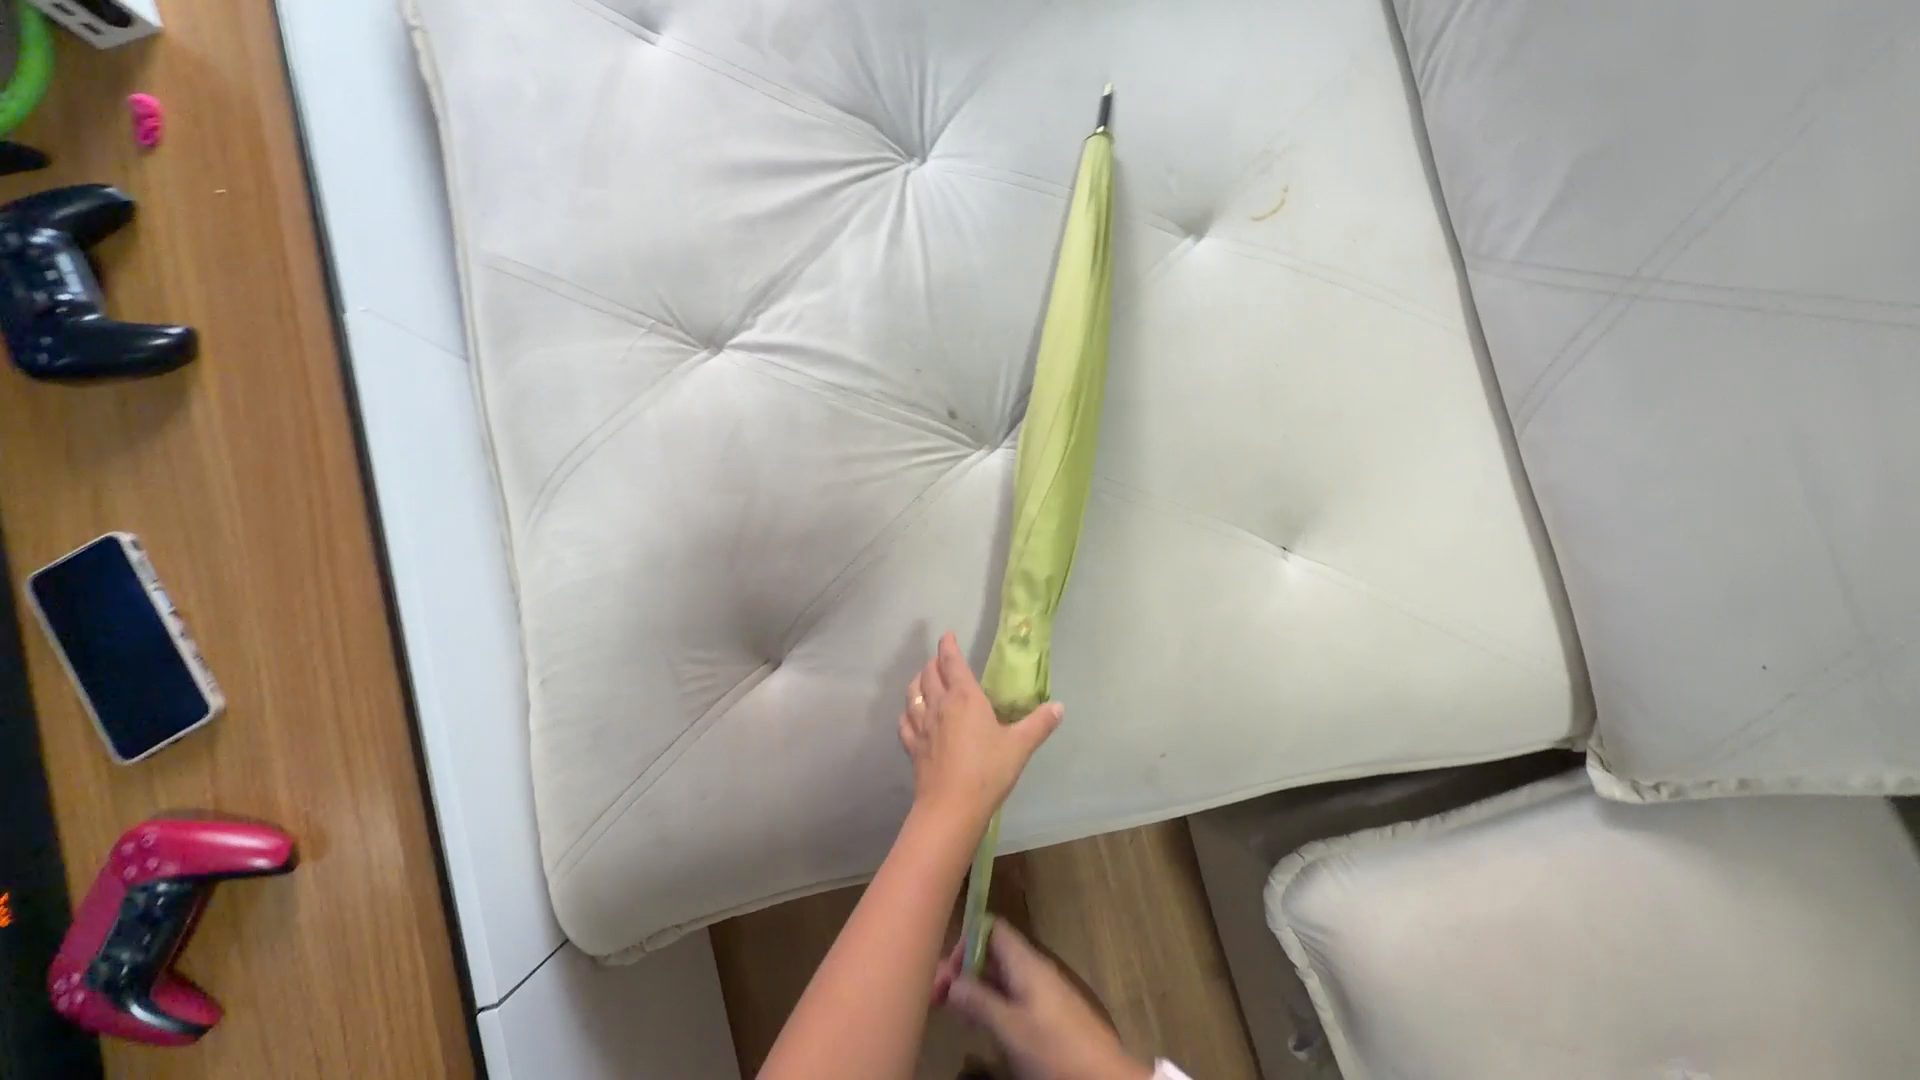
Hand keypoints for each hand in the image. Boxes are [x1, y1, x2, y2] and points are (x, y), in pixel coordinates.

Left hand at [899, 632, 1062, 827]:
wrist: (952, 807)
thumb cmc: (988, 771)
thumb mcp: (1020, 746)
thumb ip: (1039, 724)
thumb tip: (1059, 706)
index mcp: (964, 697)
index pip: (952, 662)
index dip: (949, 646)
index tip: (948, 636)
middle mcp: (939, 705)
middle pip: (928, 674)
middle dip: (934, 662)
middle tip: (941, 659)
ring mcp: (921, 726)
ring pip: (912, 694)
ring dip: (917, 682)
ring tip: (923, 680)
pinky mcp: (912, 746)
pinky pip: (904, 721)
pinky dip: (907, 712)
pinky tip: (910, 715)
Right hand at [934, 921, 1150, 1079]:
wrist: (1105, 1078)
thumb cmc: (1055, 1049)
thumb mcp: (1011, 1028)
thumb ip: (979, 1002)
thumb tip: (950, 980)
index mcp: (1025, 963)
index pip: (991, 927)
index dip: (966, 939)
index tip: (946, 970)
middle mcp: (1033, 969)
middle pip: (992, 952)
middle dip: (963, 967)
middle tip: (936, 994)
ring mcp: (1042, 991)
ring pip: (1000, 976)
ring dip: (974, 986)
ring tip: (949, 1007)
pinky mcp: (1048, 1013)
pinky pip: (1011, 995)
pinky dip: (990, 1001)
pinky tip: (978, 1022)